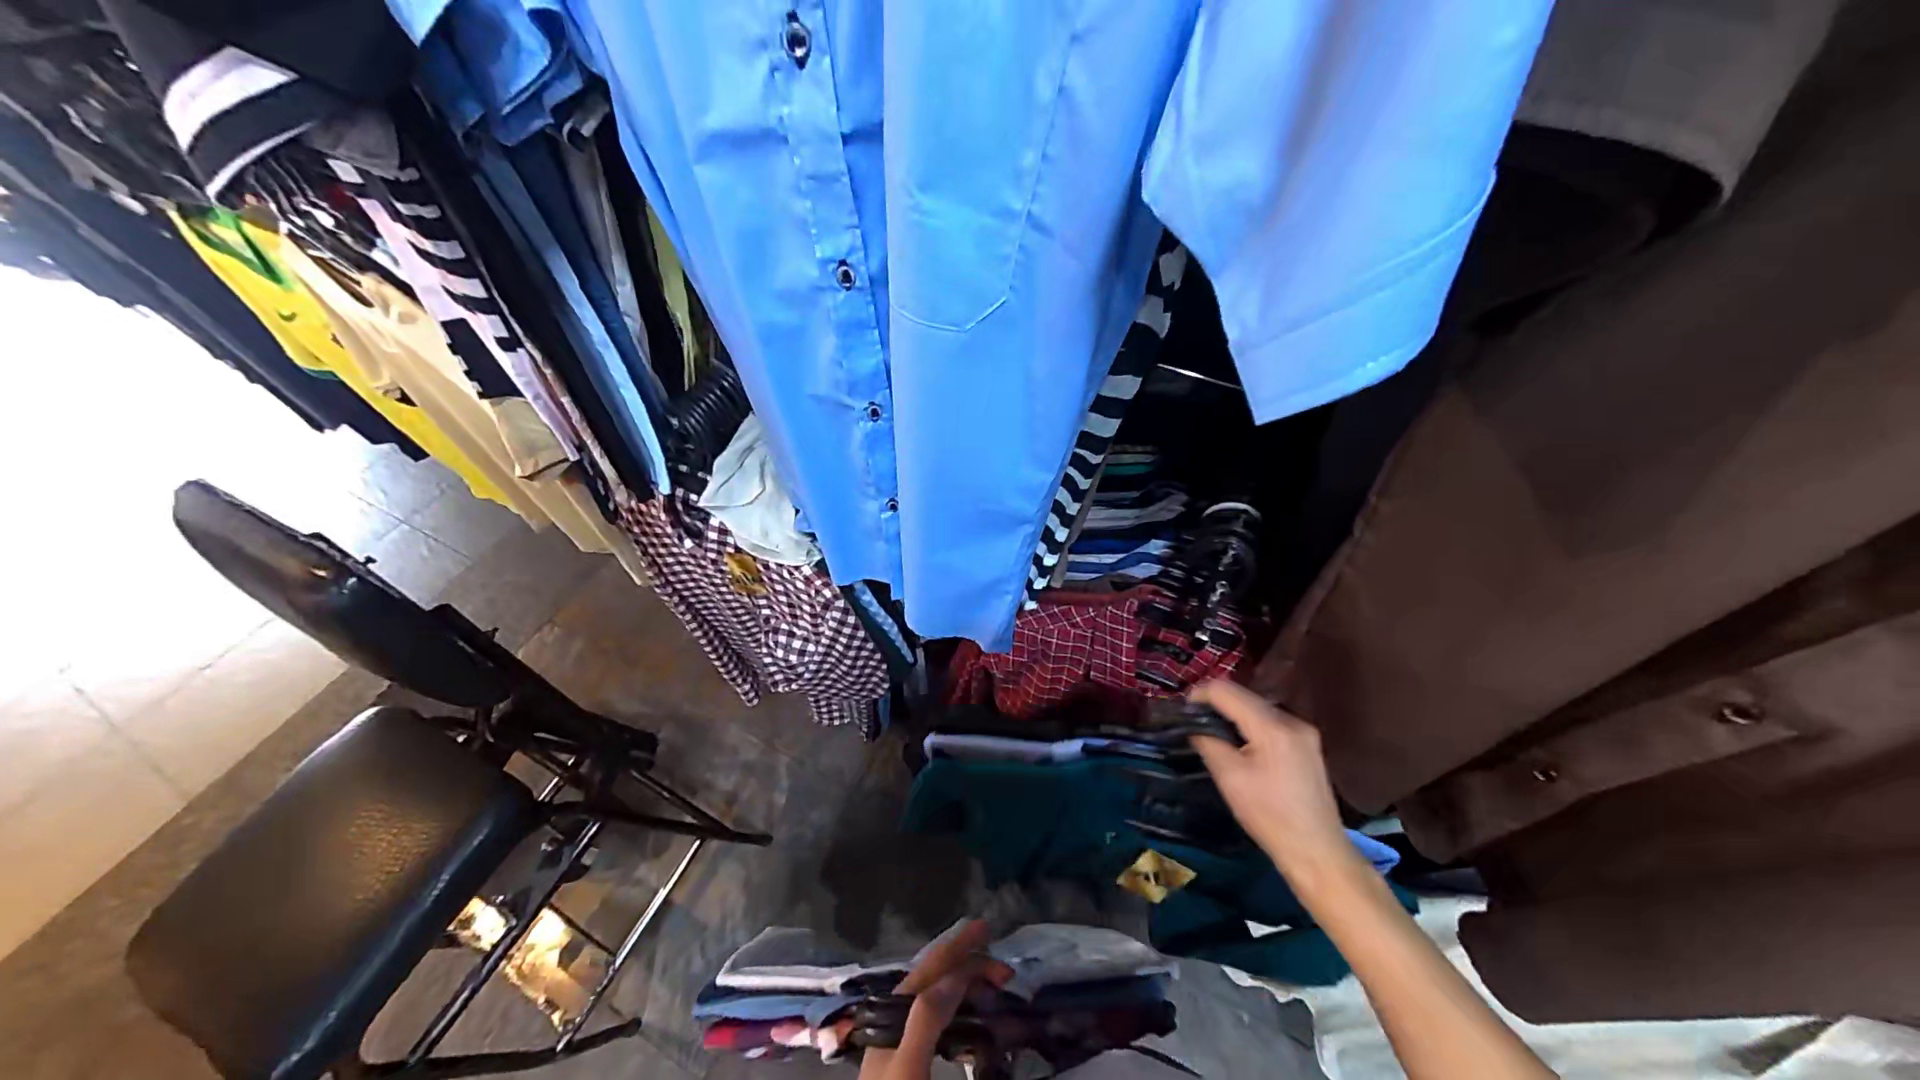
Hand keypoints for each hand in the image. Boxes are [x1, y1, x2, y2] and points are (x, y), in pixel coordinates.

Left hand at [859, 919, 1011, 1079]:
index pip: (933, 967)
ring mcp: (906, 1039)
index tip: (992, 933)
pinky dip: (960, 1011)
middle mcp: (899, 1017)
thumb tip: (956, 975)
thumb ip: (928, 1017)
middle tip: (1005, 969)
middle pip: (936, 977)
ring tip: (994, 984)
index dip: (960, 946)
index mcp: (897, 1011)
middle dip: (968, 962)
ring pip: (938, 997)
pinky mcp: (914, 1061)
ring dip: (966, 984)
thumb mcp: (909, 1066)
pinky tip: (972, 1017)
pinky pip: (940, 1023)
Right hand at [1188, 680, 1353, 878]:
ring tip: (1213, 735)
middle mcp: (1292, 720)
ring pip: (1257, 708)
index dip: (1199, 695)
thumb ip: (1207, 741)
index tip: (1182, 712)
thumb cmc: (1269, 816)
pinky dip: (1249, 726)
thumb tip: (1192, 724)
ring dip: (1233, 716)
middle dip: (1216, 705)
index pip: (1227, 691)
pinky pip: (1270, 722)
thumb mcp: (1229, 778)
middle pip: (1244, 696)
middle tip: (1193, 724)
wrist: (1317, 851)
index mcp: (1273, 727)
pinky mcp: (1307, 744)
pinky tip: (1240, 746)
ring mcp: (1304, 731)